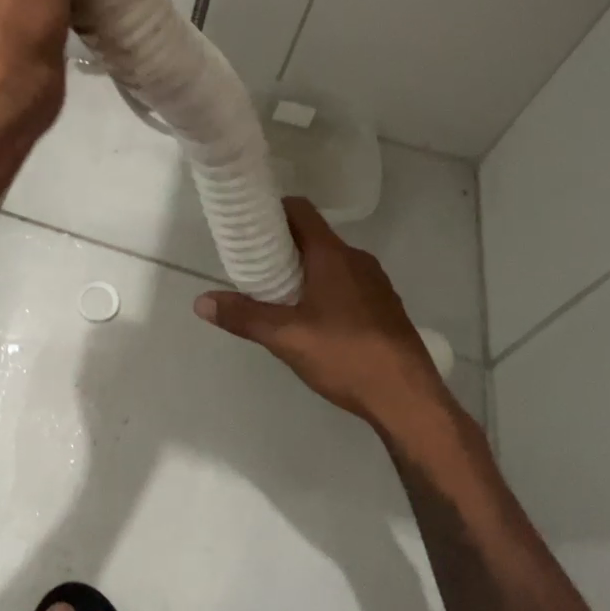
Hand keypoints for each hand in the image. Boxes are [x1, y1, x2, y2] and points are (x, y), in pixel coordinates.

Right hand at [195, 198, 449, 434]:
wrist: (408, 400)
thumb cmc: (345, 356)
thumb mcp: (285, 337)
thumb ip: (243, 316)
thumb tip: (200, 302)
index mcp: (332, 255)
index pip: (300, 210)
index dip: (272, 210)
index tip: (247, 225)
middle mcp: (357, 260)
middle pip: (313, 237)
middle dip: (282, 246)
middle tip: (254, 266)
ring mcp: (376, 284)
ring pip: (332, 263)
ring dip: (305, 270)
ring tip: (278, 295)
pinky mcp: (386, 308)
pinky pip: (348, 284)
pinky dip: (326, 290)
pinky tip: (314, 322)